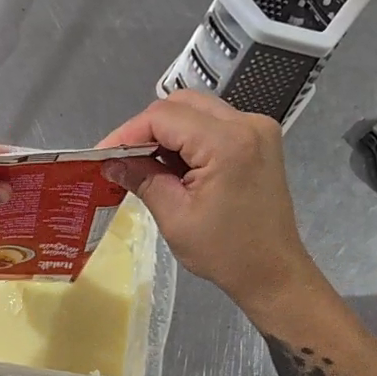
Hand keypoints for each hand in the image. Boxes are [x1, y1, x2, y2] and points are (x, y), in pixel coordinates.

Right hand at [98, 91, 322, 314]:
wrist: (273, 271)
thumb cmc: (225, 252)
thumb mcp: (175, 217)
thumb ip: (143, 179)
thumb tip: (111, 162)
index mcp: (227, 143)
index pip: (164, 117)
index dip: (127, 133)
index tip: (102, 155)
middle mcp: (247, 124)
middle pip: (181, 104)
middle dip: (145, 129)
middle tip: (122, 159)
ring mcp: (257, 129)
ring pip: (196, 110)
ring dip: (166, 132)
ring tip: (144, 164)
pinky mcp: (258, 140)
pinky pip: (212, 123)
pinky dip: (187, 138)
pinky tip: (172, 165)